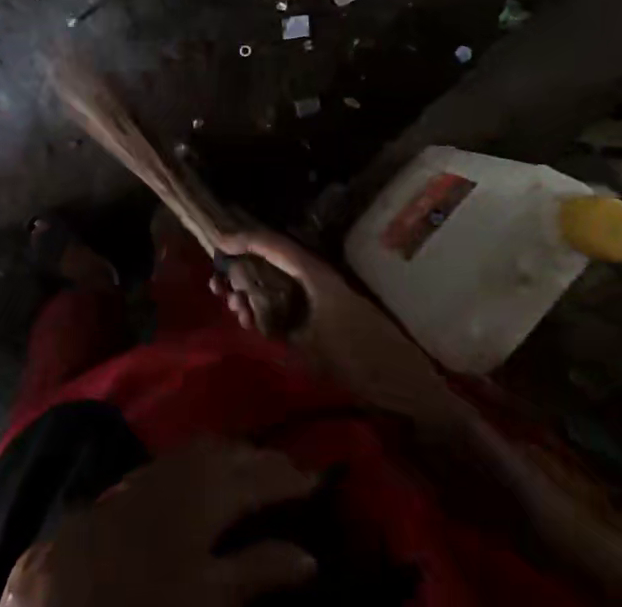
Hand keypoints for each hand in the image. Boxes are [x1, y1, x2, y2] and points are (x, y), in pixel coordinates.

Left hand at [1, 440, 317, 606]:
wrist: (65, 586)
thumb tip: (309, 556)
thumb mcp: (208, 593)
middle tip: (294, 471)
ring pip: (208, 448)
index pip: (263, 476)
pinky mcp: (135, 479)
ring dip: (237, 453)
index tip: (320, 478)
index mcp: (211, 492)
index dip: (293, 477)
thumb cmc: (145, 596)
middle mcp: (187, 469)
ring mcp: (158, 469)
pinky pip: (183, 454)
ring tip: (258, 464)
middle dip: (267, 459)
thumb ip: (259, 570)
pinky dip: (206, 457)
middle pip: (237, 454)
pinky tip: (206, 470)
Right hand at [214, 232, 470, 434]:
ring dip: (252, 292)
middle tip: (217, 285)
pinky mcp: (326, 312)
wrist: (403, 381)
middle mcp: (316, 277)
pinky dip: (268, 308)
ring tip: (235, 308)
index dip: (243, 240)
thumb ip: (274, 324)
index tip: (218, 242)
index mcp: (314, 274)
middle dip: (241, 271)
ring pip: (277, 282)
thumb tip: (249, 307)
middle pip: (272, 262)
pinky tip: (254, 322)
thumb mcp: (308, 345)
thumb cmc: (357, 359)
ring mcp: (322, 294)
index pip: (272, 245)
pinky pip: (289, 301)